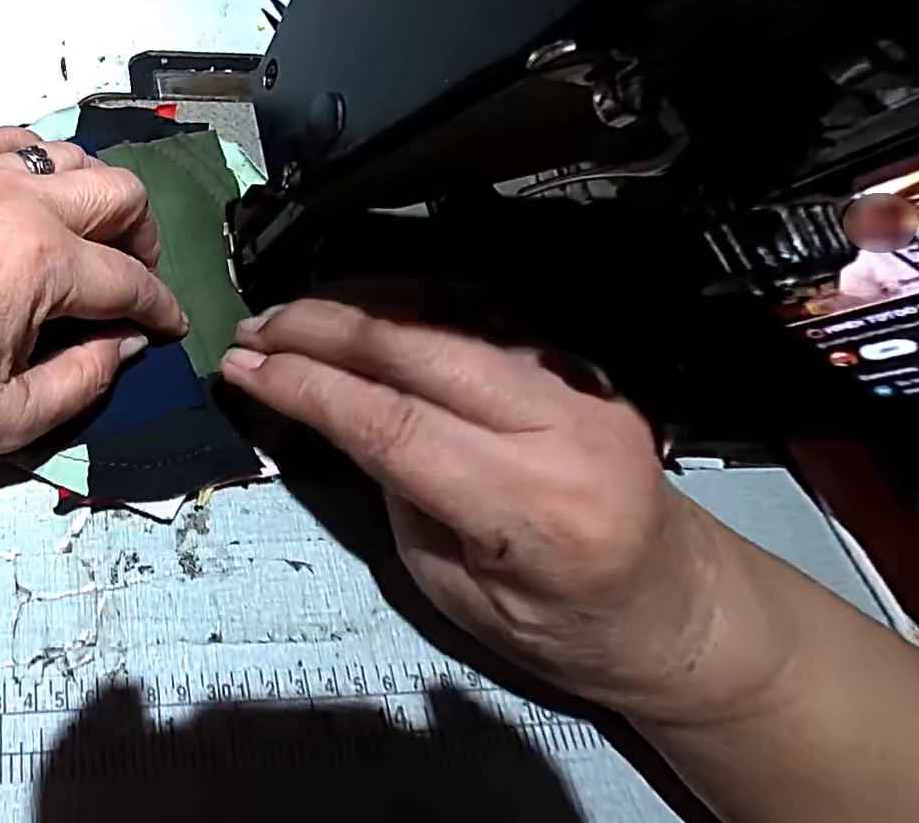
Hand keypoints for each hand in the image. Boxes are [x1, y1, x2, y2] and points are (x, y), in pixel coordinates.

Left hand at [0, 127, 185, 483]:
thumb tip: (125, 339)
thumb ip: (90, 374)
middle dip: (144, 241)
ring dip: (98, 200)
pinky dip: (37, 162)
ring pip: (73, 157)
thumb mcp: (11, 416)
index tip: (171, 327)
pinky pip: (7, 140)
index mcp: (40, 261)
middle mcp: (17, 201)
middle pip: (121, 196)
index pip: (131, 280)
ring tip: (87, 243)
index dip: (161, 308)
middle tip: (132, 283)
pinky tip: (34, 195)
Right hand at [221, 299, 794, 723]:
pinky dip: (396, 297)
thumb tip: (329, 401)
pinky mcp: (569, 356)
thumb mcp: (447, 580)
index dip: (304, 385)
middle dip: (318, 327)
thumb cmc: (555, 623)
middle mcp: (561, 422)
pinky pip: (468, 308)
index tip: (242, 367)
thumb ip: (393, 482)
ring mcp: (575, 376)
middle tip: (256, 327)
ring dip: (350, 302)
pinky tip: (351, 302)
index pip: (390, 422)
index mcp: (530, 506)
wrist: (676, 601)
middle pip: (413, 346)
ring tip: (289, 313)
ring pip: (440, 309)